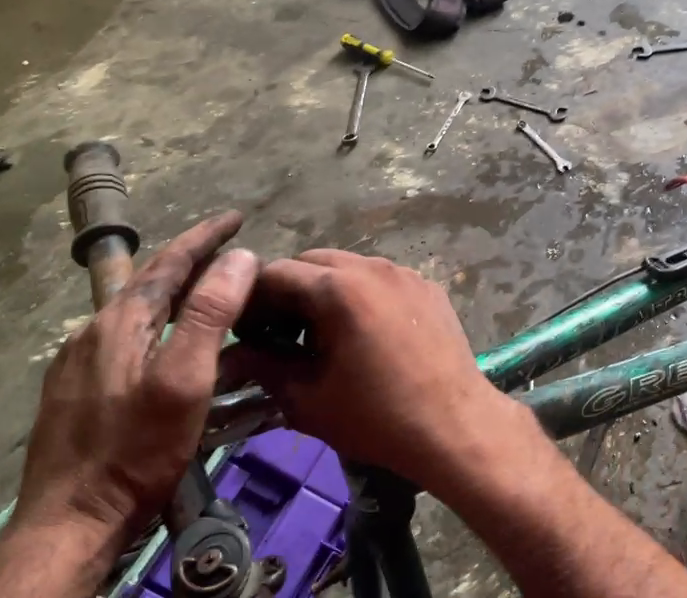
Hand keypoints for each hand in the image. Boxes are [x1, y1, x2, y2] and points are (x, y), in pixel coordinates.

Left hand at [13, 211, 258, 540]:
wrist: (68, 526)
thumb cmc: (135, 451)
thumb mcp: (185, 380)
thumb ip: (210, 314)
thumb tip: (239, 257)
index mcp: (119, 323)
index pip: (170, 262)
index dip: (206, 236)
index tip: (236, 217)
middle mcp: (91, 334)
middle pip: (149, 283)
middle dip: (191, 259)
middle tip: (231, 250)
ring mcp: (76, 365)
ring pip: (134, 312)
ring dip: (173, 293)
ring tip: (208, 292)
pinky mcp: (73, 393)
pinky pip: (123, 339)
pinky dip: (156, 323)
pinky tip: (168, 343)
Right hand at [222, 250, 514, 489]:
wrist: (453, 424)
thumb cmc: (376, 415)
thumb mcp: (306, 398)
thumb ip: (265, 366)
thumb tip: (233, 354)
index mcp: (338, 288)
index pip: (276, 272)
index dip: (252, 299)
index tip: (245, 331)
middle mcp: (373, 267)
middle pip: (314, 261)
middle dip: (289, 291)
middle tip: (279, 334)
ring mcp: (406, 274)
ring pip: (350, 266)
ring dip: (326, 290)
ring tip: (320, 336)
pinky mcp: (428, 287)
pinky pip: (382, 279)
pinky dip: (362, 295)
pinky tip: (364, 335)